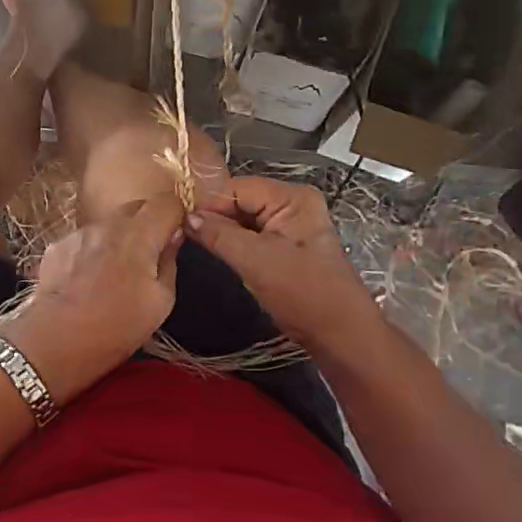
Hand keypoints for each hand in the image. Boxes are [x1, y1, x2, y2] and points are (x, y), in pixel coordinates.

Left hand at [2, 196, 183, 404]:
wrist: (56, 341)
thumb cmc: (116, 327)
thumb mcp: (161, 302)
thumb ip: (169, 262)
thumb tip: (172, 238)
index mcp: (138, 235)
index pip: (167, 201)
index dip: (175, 216)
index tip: (174, 236)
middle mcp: (107, 224)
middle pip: (135, 208)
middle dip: (147, 224)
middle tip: (147, 257)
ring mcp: (78, 233)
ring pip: (107, 225)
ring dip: (116, 240)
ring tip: (111, 275)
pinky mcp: (57, 246)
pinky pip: (83, 241)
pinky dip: (91, 252)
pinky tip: (85, 281)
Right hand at [186, 176, 371, 345]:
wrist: (340, 334)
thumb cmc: (302, 293)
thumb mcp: (255, 261)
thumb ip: (218, 234)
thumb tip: (187, 217)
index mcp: (292, 197)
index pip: (237, 188)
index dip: (208, 204)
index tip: (181, 222)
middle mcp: (292, 203)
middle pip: (240, 200)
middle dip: (213, 217)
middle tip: (183, 233)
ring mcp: (290, 224)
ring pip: (243, 218)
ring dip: (221, 231)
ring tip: (194, 242)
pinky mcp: (286, 245)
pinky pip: (251, 234)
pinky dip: (233, 242)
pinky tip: (216, 251)